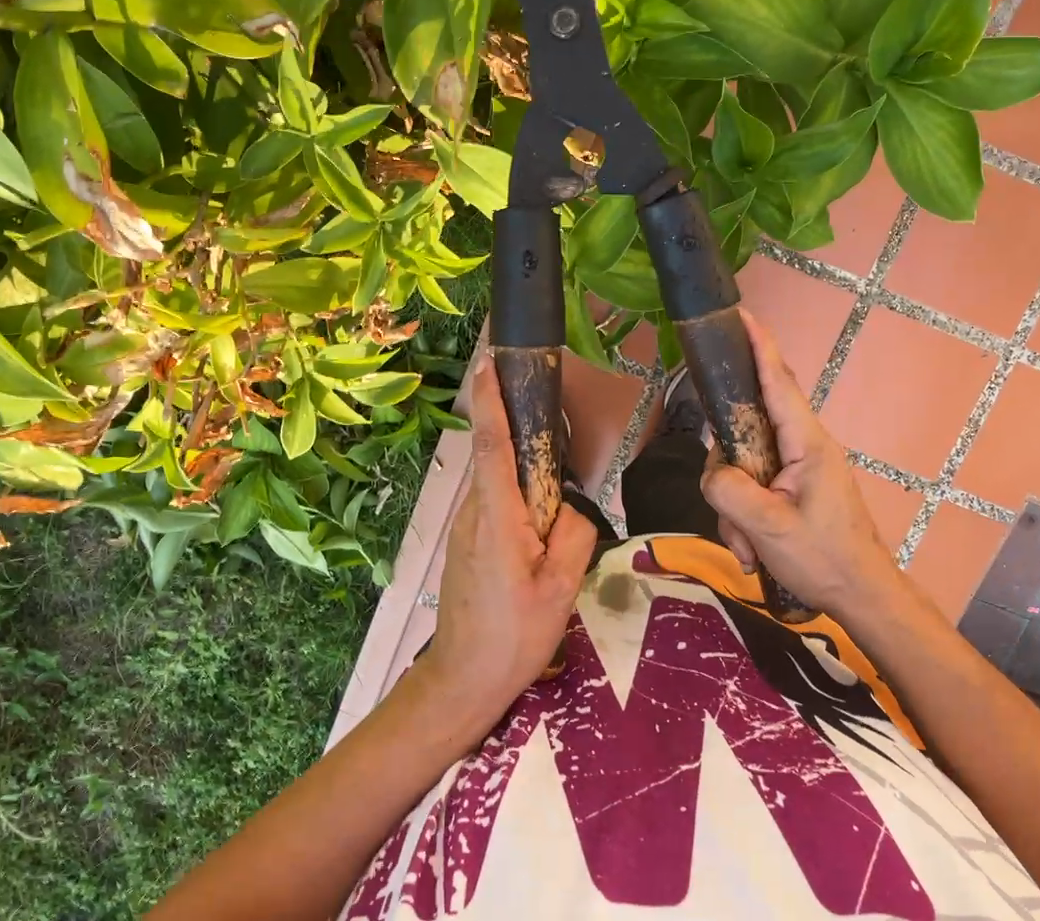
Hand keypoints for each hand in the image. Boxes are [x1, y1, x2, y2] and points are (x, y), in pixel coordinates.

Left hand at [425, 357, 596, 728]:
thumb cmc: (515, 635)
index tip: (489, 361)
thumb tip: (572, 503)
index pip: (490, 443)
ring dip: (523, 475)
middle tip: (555, 424)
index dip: (489, 399)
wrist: (464, 679)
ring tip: (555, 501)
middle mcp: (473, 513)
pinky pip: (495, 505)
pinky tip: (541, 531)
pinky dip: (517, 499)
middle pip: (497, 457)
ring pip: (498, 484)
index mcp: (498, 517)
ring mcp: (465, 528)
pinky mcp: (466, 543)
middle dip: (520, 433)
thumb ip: (575, 532)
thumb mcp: (562, 587)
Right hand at [698, 310, 905, 619]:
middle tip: (732, 513)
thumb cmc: (824, 557)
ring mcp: (798, 468)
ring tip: (749, 545)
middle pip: (745, 431)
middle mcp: (803, 446)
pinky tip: (753, 549)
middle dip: (728, 472)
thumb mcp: (767, 527)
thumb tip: (713, 471)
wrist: (862, 596)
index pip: (779, 382)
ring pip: (742, 466)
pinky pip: (752, 488)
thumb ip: (728, 490)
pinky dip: (744, 518)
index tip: (742, 315)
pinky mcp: (793, 488)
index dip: (760, 347)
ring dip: (735, 507)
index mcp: (807, 443)